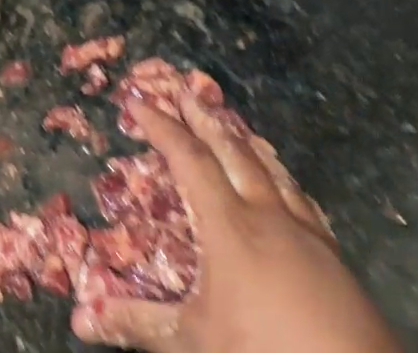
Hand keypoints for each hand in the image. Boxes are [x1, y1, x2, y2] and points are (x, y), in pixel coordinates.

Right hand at [74, 95, 401, 352]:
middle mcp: (270, 218)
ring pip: (275, 173)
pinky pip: (303, 202)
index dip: (161, 128)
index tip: (138, 102)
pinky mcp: (337, 260)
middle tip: (187, 90)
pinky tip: (286, 187)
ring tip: (234, 126)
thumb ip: (139, 320)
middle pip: (236, 153)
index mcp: (231, 226)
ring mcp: (310, 237)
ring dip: (248, 143)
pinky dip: (283, 181)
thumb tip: (80, 318)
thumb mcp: (194, 340)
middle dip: (206, 119)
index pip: (189, 160)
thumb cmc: (267, 351)